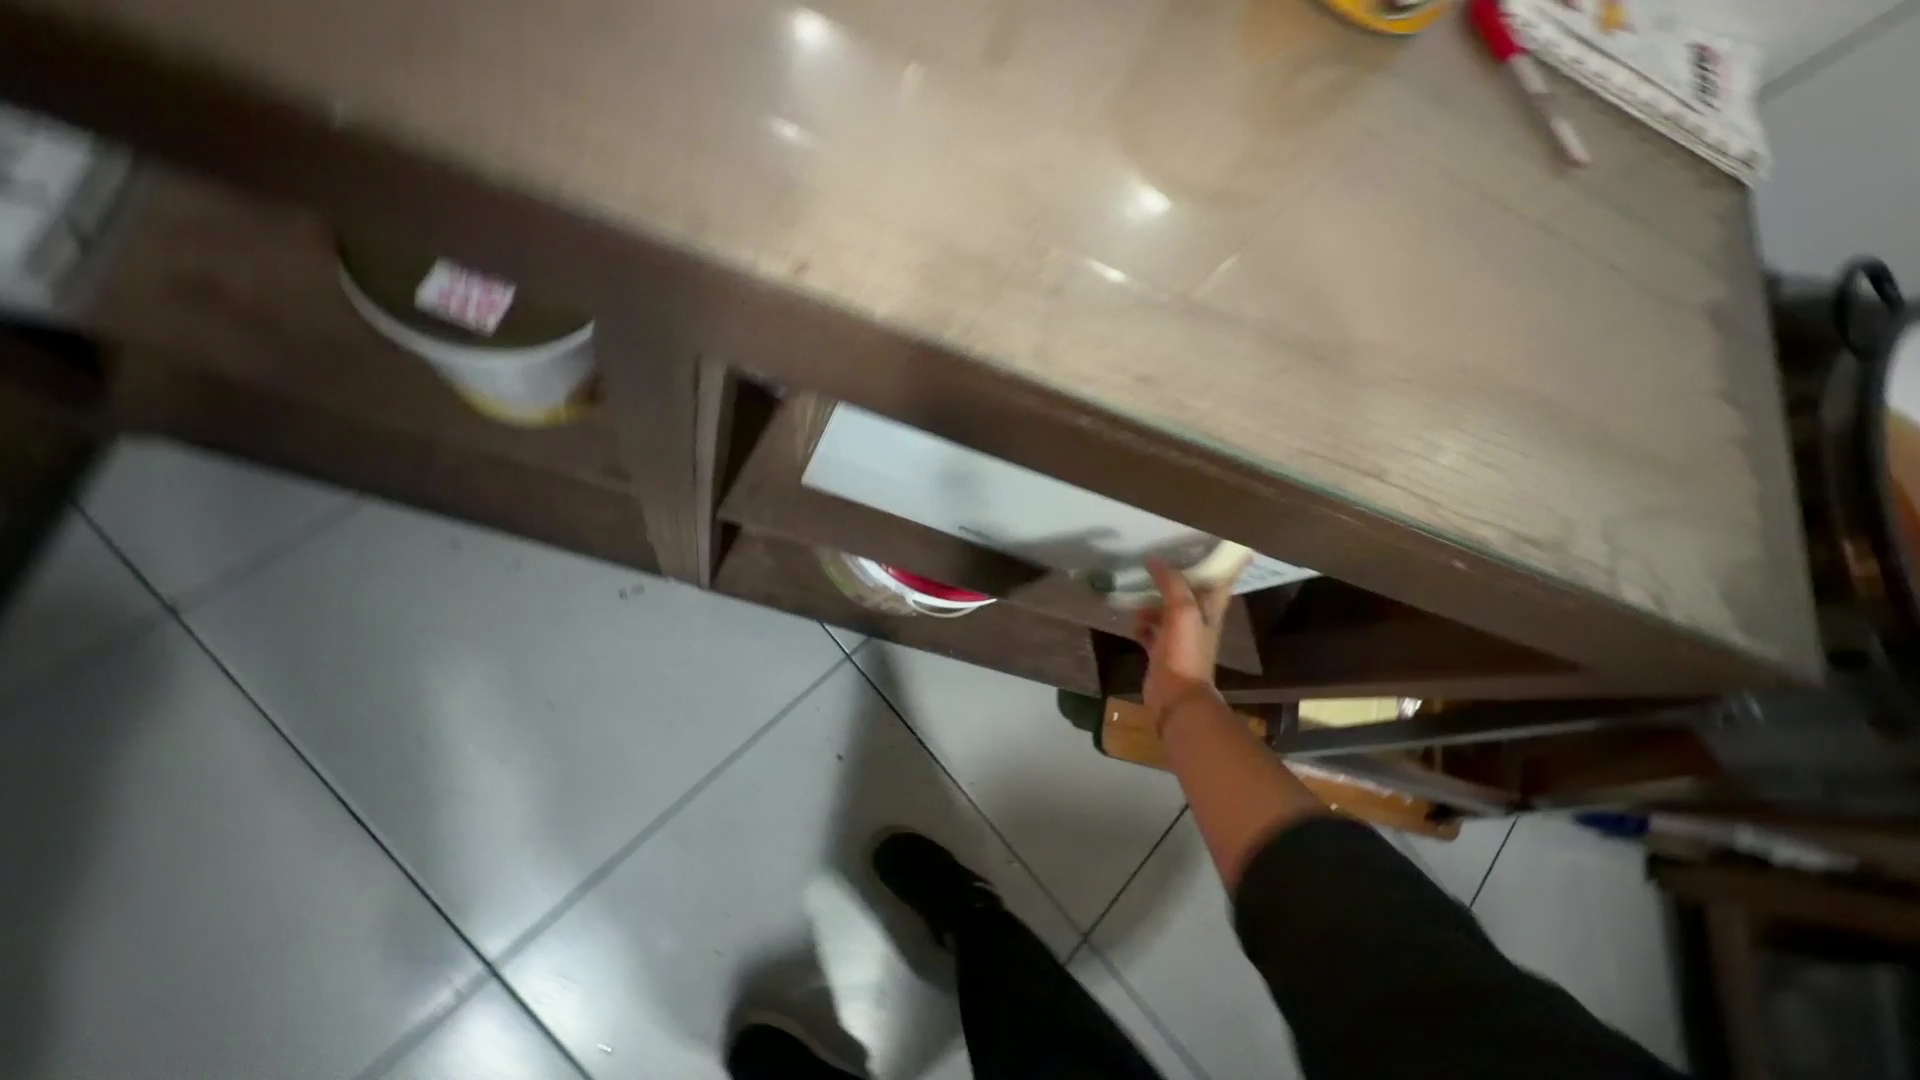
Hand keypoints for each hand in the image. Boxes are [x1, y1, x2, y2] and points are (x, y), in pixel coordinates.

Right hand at [1131, 556, 1243, 725]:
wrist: (1176, 697)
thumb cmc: (1185, 652)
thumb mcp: (1181, 611)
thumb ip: (1171, 583)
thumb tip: (1154, 560)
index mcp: (1210, 610)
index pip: (1220, 581)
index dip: (1220, 564)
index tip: (1212, 545)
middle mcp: (1198, 622)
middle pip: (1189, 594)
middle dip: (1175, 580)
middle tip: (1157, 564)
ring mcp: (1180, 639)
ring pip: (1167, 612)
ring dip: (1152, 604)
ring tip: (1136, 600)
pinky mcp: (1162, 653)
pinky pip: (1151, 632)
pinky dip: (1141, 626)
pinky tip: (1131, 623)